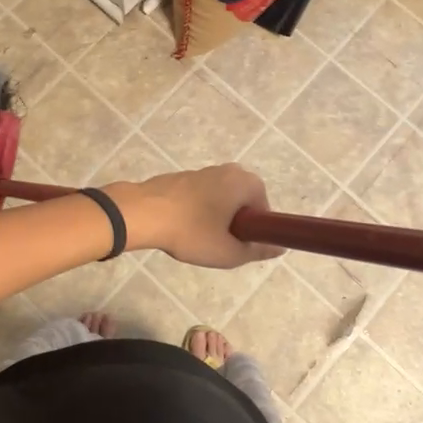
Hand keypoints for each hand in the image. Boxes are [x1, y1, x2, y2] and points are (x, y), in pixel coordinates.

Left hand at [109, 165, 282, 268]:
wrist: (142, 213)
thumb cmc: (192, 232)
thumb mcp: (229, 252)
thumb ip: (258, 251)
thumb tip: (280, 247)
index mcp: (246, 182)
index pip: (264, 212)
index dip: (255, 233)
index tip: (237, 246)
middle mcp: (230, 170)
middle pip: (244, 205)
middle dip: (235, 225)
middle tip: (218, 245)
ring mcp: (204, 171)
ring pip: (222, 201)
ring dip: (215, 219)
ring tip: (197, 238)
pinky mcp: (184, 176)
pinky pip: (202, 197)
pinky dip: (198, 212)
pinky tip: (182, 227)